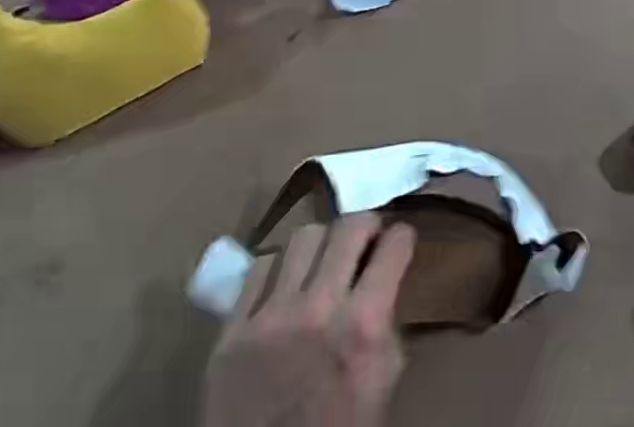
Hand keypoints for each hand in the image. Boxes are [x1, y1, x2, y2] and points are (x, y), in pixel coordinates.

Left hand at [201, 214, 416, 426]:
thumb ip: (386, 315)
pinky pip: (259, 269)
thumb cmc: (343, 423)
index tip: (399, 244)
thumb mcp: (386, 370)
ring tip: (324, 263)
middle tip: (366, 243)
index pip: (396, 242)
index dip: (403, 237)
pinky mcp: (230, 334)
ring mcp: (269, 320)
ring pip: (303, 237)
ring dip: (323, 244)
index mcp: (365, 323)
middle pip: (350, 226)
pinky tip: (287, 286)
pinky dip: (281, 268)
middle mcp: (319, 309)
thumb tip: (383, 275)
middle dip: (367, 227)